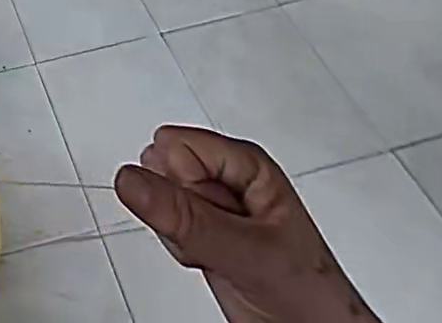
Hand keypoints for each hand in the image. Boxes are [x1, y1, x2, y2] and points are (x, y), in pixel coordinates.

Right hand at [114, 126, 378, 322]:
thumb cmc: (309, 295)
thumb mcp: (246, 252)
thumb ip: (186, 218)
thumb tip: (132, 178)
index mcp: (244, 160)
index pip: (174, 146)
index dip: (183, 186)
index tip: (209, 216)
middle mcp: (226, 174)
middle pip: (163, 168)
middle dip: (178, 210)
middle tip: (216, 239)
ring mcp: (213, 202)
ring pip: (159, 198)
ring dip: (179, 235)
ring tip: (218, 255)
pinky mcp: (202, 228)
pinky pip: (164, 226)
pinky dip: (179, 250)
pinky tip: (210, 263)